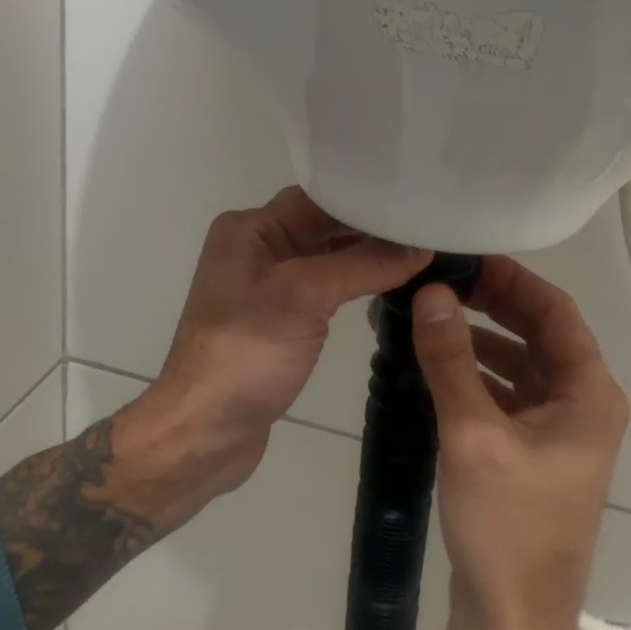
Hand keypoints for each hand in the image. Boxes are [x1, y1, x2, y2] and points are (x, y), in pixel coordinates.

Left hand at [139, 186, 431, 505]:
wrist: (204, 433)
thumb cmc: (246, 353)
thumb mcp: (305, 296)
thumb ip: (363, 265)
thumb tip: (420, 247)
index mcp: (248, 230)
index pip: (316, 197)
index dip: (363, 197)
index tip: (413, 197)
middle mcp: (254, 250)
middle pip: (322, 225)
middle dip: (369, 227)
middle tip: (426, 225)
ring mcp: (265, 288)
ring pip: (325, 259)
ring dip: (365, 257)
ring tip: (420, 251)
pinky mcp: (277, 322)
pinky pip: (322, 290)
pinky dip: (353, 285)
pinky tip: (390, 286)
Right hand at [413, 258, 628, 629]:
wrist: (512, 618)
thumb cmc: (506, 524)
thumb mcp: (474, 434)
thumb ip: (451, 359)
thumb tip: (431, 292)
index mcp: (590, 394)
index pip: (557, 311)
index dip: (513, 278)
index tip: (465, 255)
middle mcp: (584, 406)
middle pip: (541, 333)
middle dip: (494, 304)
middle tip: (442, 280)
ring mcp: (560, 433)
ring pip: (522, 364)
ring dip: (482, 338)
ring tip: (432, 314)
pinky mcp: (534, 455)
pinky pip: (509, 395)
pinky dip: (477, 374)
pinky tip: (438, 365)